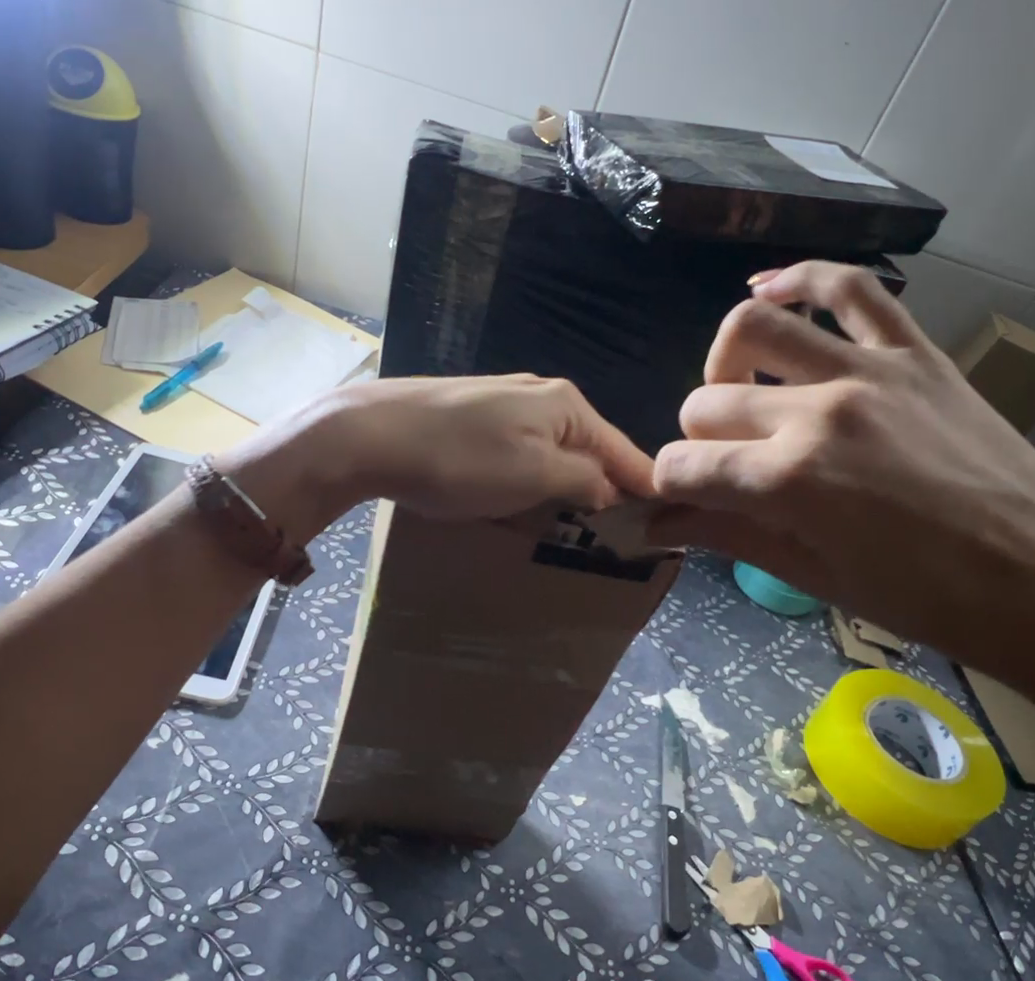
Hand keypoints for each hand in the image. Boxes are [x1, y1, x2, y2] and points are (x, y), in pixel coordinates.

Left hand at [219, 374, 655, 541]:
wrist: (369, 434)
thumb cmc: (459, 460)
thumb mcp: (533, 477)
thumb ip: (582, 480)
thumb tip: (610, 487)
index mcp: (566, 406)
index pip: (623, 450)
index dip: (643, 485)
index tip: (665, 518)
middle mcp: (541, 394)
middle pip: (589, 447)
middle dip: (603, 485)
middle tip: (616, 530)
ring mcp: (502, 401)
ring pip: (553, 449)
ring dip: (566, 482)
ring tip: (575, 520)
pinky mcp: (472, 414)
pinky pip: (520, 449)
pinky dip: (532, 475)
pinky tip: (524, 494)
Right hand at [650, 261, 1034, 693]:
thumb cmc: (925, 599)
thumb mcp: (813, 576)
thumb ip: (728, 535)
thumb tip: (656, 525)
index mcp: (789, 481)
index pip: (684, 465)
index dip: (670, 486)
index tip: (681, 503)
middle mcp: (817, 411)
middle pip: (706, 402)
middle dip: (696, 439)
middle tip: (724, 467)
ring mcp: (868, 370)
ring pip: (754, 326)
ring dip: (725, 362)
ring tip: (741, 392)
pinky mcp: (913, 350)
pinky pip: (847, 287)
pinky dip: (799, 278)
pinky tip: (769, 288)